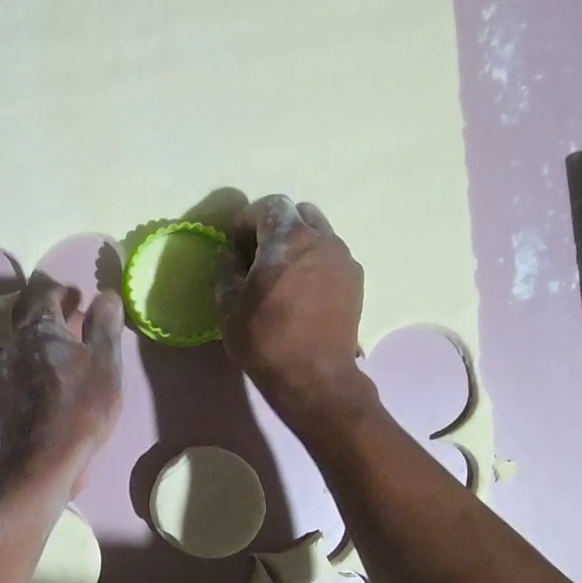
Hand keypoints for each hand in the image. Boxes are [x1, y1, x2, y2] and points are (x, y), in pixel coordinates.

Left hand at [0, 279, 124, 494]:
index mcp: (38, 328)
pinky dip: (40, 367)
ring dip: (47, 344)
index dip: (62, 290)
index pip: (44, 292)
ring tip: (72, 355)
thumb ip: (105, 324)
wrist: (41, 461)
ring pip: (26, 346)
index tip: (79, 296)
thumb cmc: (80, 406)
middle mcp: (14, 343)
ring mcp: (4, 372)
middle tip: (79, 324)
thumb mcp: (106, 362)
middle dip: (55, 317)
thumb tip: (105, 295)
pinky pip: (23, 370)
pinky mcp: (3, 399)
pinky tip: (56, 383)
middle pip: (32, 319)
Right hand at [216, 195, 373, 418]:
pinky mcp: (356, 281)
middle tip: (258, 256)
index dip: (247, 220)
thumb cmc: (266, 340)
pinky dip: (315, 262)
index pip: (269, 205)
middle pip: (298, 214)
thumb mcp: (229, 307)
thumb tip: (229, 255)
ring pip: (319, 233)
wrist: (315, 377)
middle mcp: (322, 239)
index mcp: (288, 239)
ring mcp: (344, 259)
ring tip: (282, 275)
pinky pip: (332, 257)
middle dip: (275, 227)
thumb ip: (226, 271)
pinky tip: (302, 292)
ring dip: (297, 244)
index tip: (235, 244)